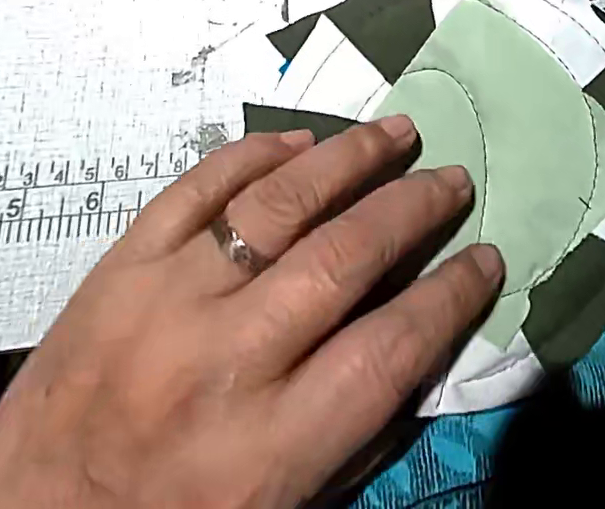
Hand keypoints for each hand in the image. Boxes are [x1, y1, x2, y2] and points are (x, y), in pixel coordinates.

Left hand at [0, 117, 501, 508]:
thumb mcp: (286, 499)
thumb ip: (363, 418)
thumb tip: (429, 318)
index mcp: (263, 449)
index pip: (392, 348)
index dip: (454, 294)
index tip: (487, 257)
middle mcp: (216, 368)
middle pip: (343, 259)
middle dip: (414, 209)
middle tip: (453, 180)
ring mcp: (160, 306)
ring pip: (277, 206)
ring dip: (351, 158)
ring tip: (398, 132)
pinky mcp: (117, 268)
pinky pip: (197, 189)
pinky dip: (256, 155)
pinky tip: (302, 141)